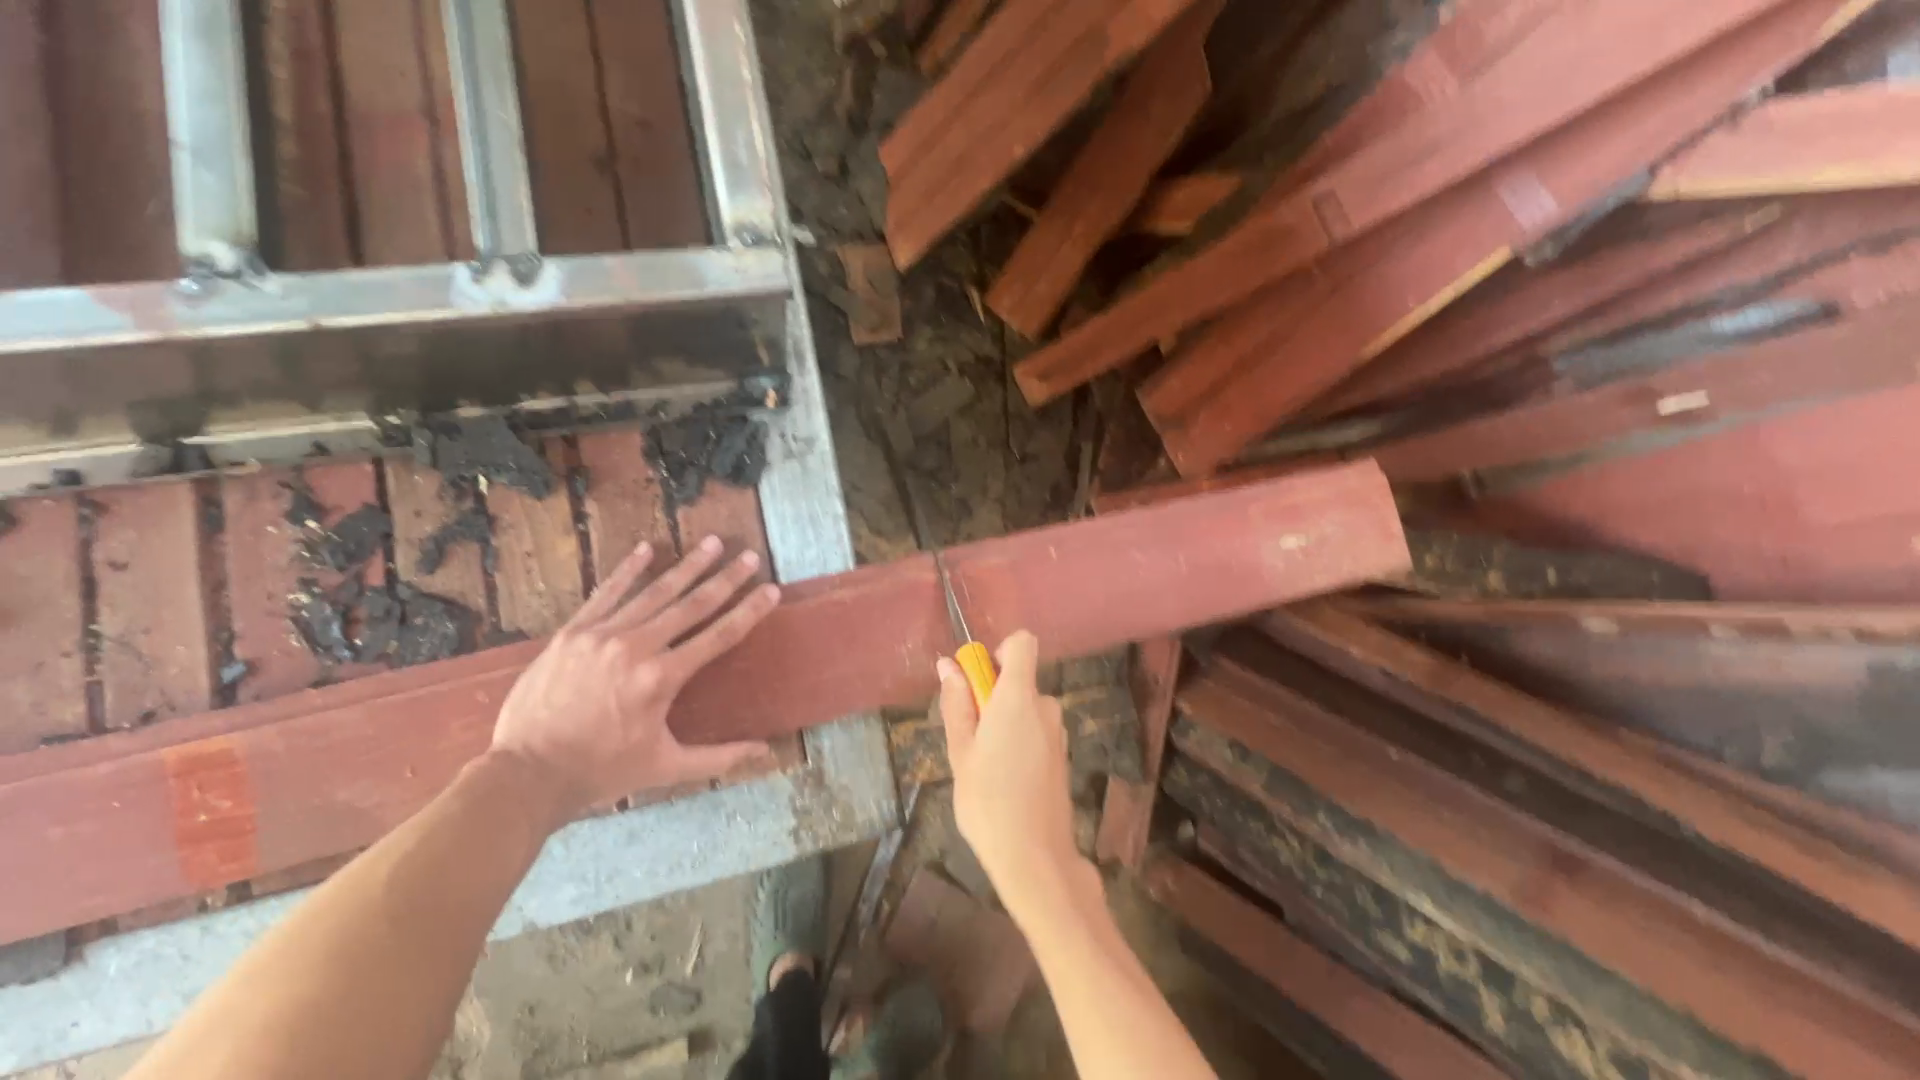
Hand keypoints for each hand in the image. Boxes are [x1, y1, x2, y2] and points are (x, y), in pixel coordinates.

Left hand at [490, 537, 780, 826]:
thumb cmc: (601, 772)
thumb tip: (765, 751)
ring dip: (686, 566)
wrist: (527, 773)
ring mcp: (600, 636)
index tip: (771, 589)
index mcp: (661, 680)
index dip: (749, 611)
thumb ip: (718, 758)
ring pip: (653, 593)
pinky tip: (648, 548)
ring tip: (712, 543)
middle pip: (691, 605)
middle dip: (725, 579)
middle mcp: (635, 648)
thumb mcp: (666, 768)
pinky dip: (628, 570)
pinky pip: (606, 594)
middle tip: (749, 556)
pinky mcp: (572, 633)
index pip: (717, 636)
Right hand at [937, 632, 1088, 923]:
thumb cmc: (987, 801)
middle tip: (969, 739)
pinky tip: (1004, 780)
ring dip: (1004, 724)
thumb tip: (948, 666)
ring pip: (1025, 709)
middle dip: (992, 698)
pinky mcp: (1062, 756)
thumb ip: (956, 705)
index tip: (977, 683)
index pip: (1022, 643)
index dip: (998, 652)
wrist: (1035, 856)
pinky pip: (1035, 732)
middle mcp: (1045, 707)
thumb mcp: (960, 752)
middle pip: (1019, 680)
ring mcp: (1058, 733)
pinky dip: (1018, 742)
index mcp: (1019, 697)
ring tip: (983, 766)